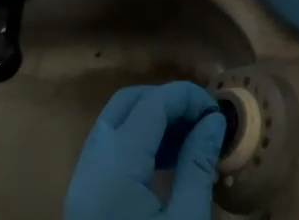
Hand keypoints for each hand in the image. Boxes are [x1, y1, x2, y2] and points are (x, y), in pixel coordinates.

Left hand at [65, 82, 225, 219]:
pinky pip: (108, 151)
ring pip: (114, 125)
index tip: (217, 112)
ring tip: (191, 140)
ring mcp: (81, 182)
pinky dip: (137, 142)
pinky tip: (167, 162)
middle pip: (125, 104)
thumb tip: (212, 122)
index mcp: (115, 168)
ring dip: (152, 120)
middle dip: (166, 102)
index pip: (152, 105)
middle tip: (202, 120)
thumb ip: (197, 166)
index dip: (186, 98)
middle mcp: (91, 165)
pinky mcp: (83, 199)